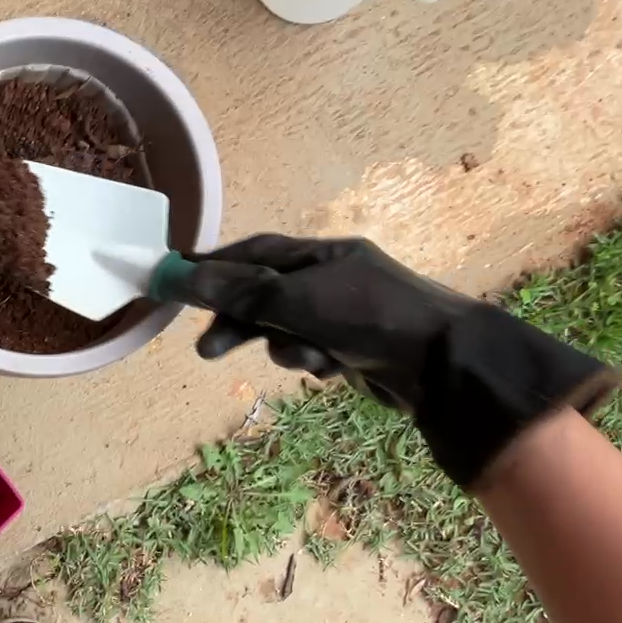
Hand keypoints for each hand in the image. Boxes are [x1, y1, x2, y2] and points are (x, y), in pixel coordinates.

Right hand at [180, 234, 615, 486]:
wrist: (446, 363)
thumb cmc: (367, 317)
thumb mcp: (292, 301)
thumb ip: (235, 291)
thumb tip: (181, 274)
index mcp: (318, 255)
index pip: (250, 254)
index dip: (211, 267)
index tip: (175, 282)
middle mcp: (327, 279)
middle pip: (259, 297)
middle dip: (236, 324)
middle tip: (207, 351)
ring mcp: (340, 313)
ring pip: (280, 330)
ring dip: (281, 347)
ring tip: (297, 361)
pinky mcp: (349, 344)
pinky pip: (307, 350)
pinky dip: (310, 360)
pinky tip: (328, 367)